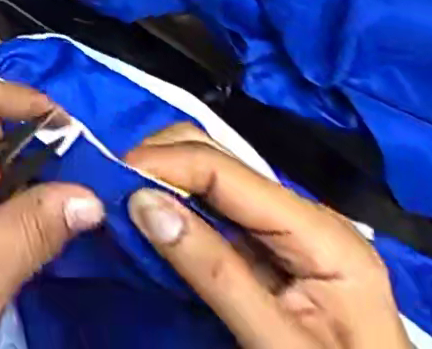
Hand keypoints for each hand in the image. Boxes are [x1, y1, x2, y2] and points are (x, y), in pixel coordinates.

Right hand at [124, 125, 409, 348]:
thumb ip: (215, 274)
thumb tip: (142, 202)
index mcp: (321, 232)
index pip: (227, 169)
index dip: (166, 163)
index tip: (111, 179)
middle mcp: (304, 216)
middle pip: (220, 157)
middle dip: (162, 163)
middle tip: (112, 192)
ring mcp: (290, 233)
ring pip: (213, 178)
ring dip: (164, 182)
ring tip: (122, 203)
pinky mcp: (274, 254)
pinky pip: (216, 213)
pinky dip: (178, 209)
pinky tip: (151, 221)